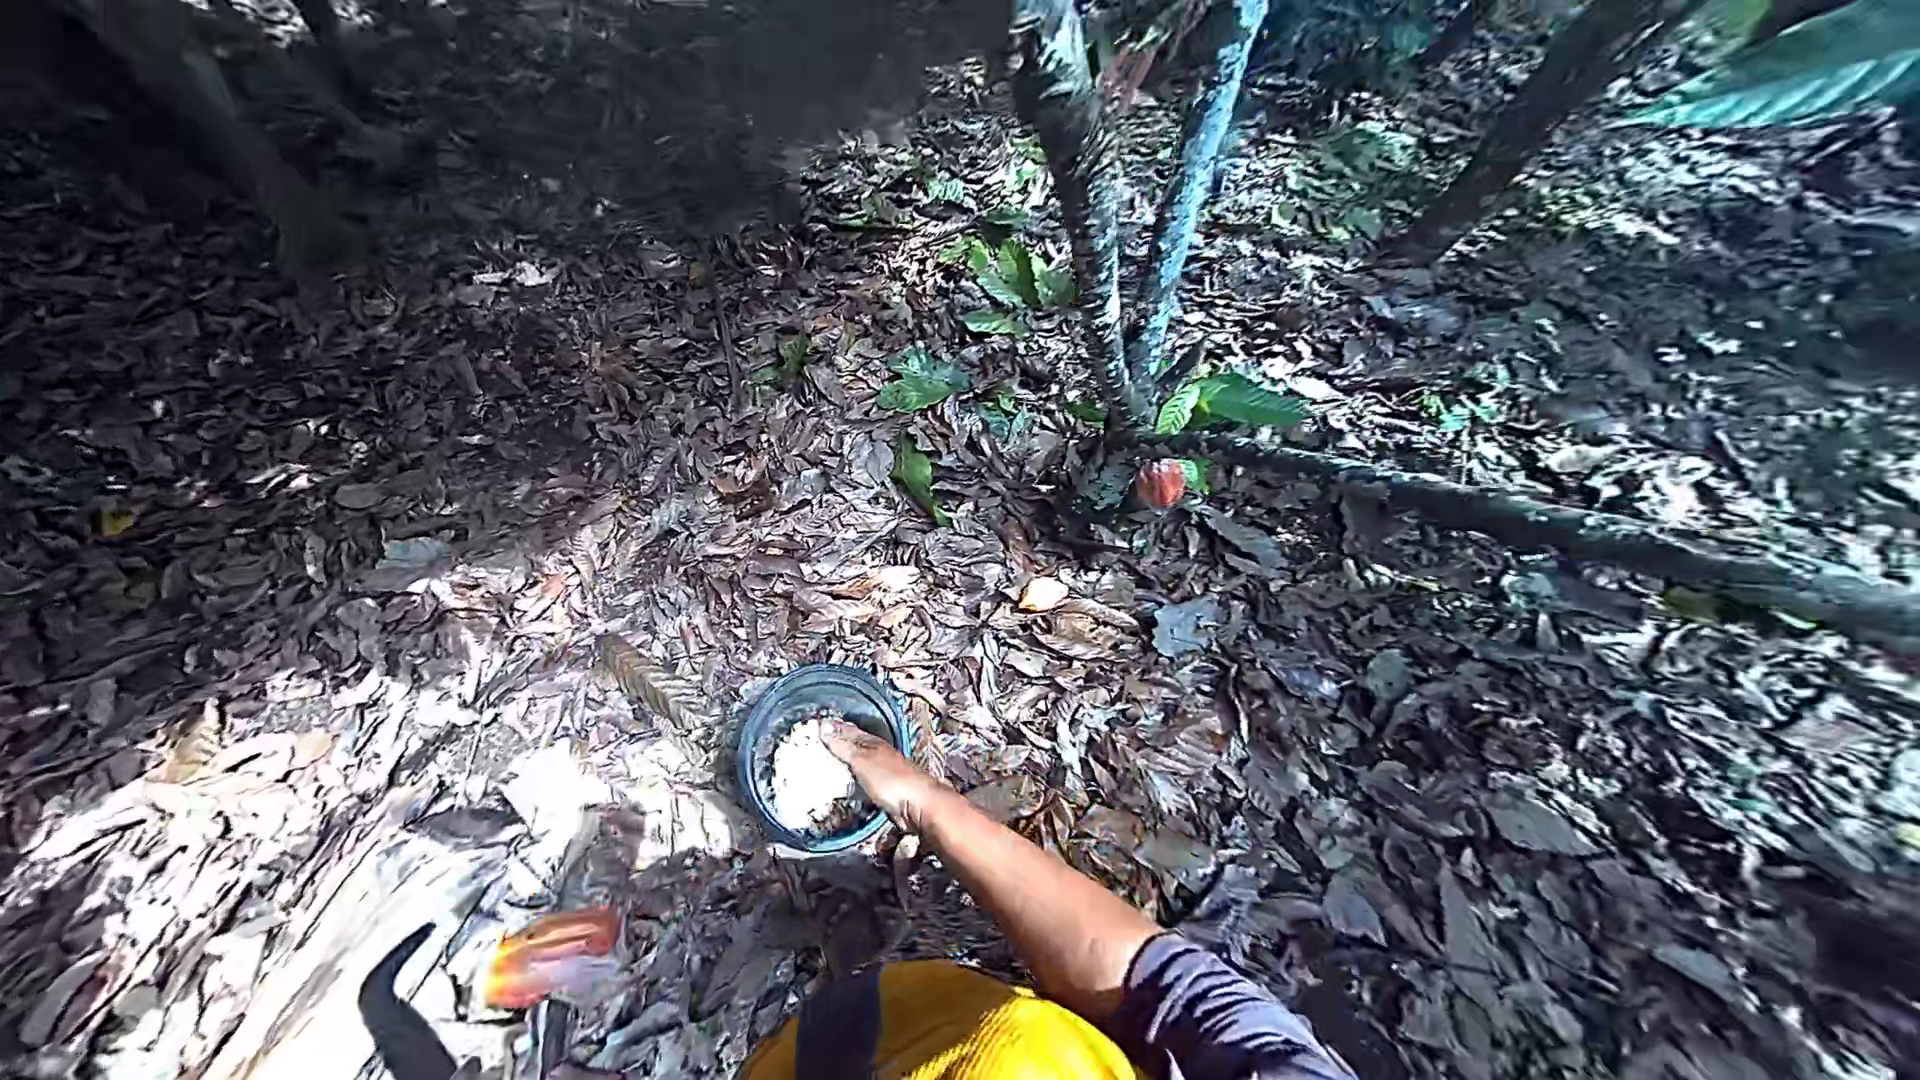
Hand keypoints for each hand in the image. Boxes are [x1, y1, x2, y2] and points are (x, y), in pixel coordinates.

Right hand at [822, 720, 944, 833]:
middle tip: (815, 745)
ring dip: (842, 762)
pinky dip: (849, 779)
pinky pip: (860, 780)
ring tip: (823, 764)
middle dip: (836, 744)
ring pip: (856, 762)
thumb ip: (845, 747)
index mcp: (872, 742)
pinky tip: (842, 784)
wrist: (918, 805)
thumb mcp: (863, 760)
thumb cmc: (891, 779)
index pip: (848, 731)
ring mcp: (881, 771)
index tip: (815, 727)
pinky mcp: (882, 790)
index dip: (833, 728)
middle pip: (852, 746)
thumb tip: (824, 728)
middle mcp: (877, 753)